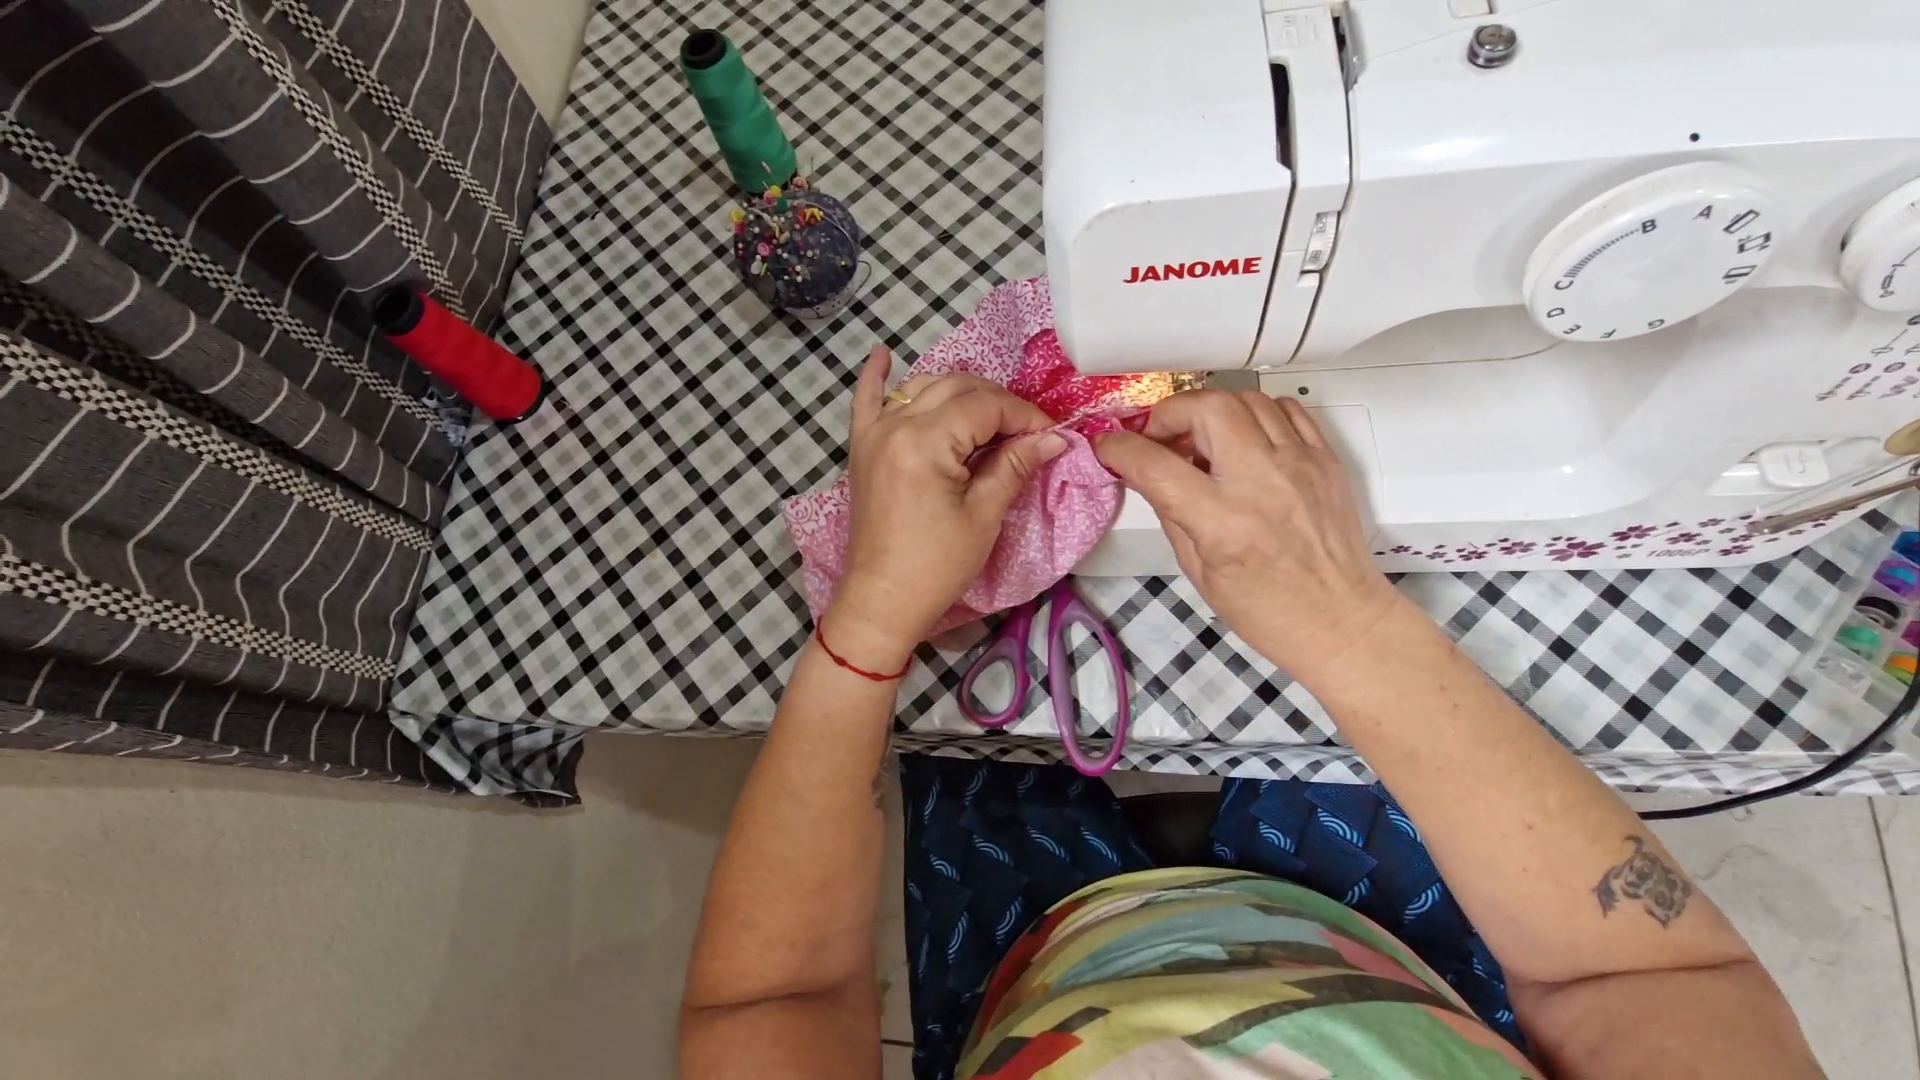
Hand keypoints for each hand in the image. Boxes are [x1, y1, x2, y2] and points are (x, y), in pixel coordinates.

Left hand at [825, 346, 1064, 670]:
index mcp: (925, 442)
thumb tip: (1055, 437)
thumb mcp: (983, 516)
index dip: (1024, 416)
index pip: (985, 406)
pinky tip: (883, 354)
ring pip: (922, 388)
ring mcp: (874, 434)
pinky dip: (875, 377)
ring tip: (989, 413)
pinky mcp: (862, 449)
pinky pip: (866, 402)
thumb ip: (1014, 466)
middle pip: (956, 388)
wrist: (881, 602)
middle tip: (1026, 432)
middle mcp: (895, 425)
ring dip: (958, 392)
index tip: (1051, 435)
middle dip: (998, 404)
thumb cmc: (936, 567)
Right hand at [1094, 389, 1403, 680]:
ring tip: (1203, 442)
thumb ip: (1171, 512)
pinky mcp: (1325, 459)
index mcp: (1223, 522)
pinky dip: (1254, 415)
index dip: (1120, 448)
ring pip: (1246, 398)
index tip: (1109, 447)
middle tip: (1161, 439)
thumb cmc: (1266, 610)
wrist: (1340, 622)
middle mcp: (1263, 482)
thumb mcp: (1198, 570)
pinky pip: (1285, 409)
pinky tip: (1244, 441)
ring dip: (1212, 412)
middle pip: (1207, 407)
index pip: (1156, 464)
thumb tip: (1147, 472)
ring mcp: (1300, 464)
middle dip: (1170, 414)